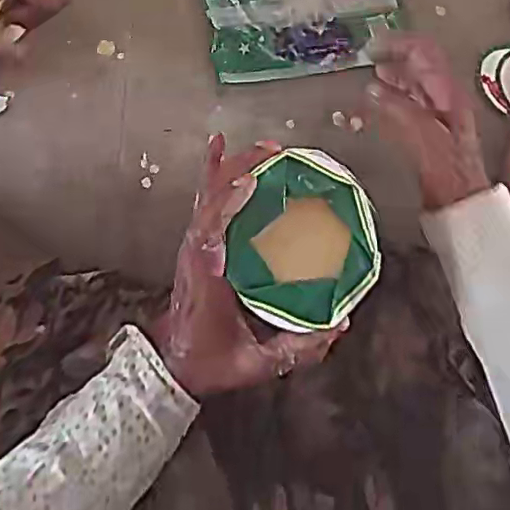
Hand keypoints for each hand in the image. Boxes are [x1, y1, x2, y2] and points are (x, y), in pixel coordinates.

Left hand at [149, 135, 342, 395]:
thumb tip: (338, 325)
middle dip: (240, 171)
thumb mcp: (253, 364)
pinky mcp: (198, 242)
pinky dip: (212, 171)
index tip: (253, 181)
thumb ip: (295, 349)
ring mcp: (194, 244)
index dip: (229, 204)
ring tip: (264, 146)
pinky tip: (219, 146)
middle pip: (212, 200)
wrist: (171, 364)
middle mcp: (197, 252)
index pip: (212, 232)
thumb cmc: (210, 360)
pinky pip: (205, 199)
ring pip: (209, 194)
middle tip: (274, 152)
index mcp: (208, 276)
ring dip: (233, 166)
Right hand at [367, 34, 493, 210]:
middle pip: (421, 63)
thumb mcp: (424, 138)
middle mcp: (448, 98)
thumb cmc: (449, 173)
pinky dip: (396, 92)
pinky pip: (413, 100)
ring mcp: (442, 112)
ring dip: (395, 73)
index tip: (374, 45)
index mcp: (449, 93)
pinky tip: (383, 99)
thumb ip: (399, 110)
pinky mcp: (434, 128)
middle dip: (395, 55)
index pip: (425, 52)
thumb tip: (374, 89)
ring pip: (417, 81)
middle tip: (370, 55)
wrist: (463, 204)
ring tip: (375, 72)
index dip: (399, 44)